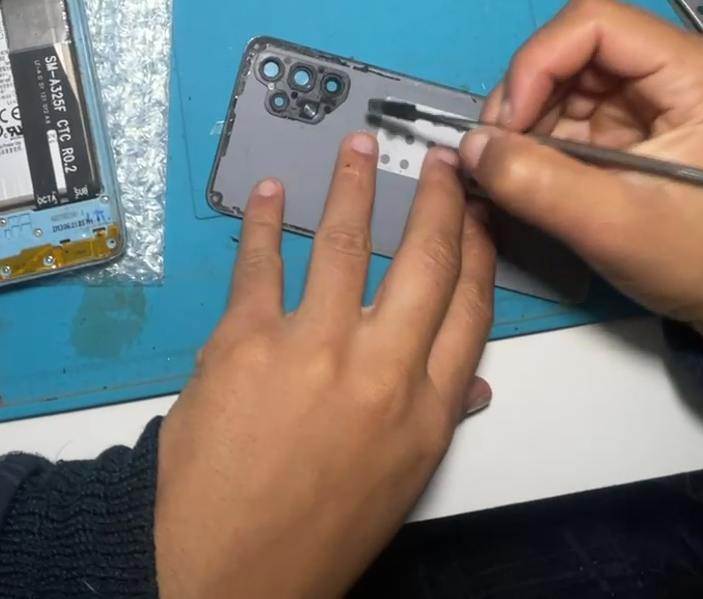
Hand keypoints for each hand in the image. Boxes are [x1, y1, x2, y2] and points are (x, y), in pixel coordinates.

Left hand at [154, 132, 495, 598]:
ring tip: (359, 145)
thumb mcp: (397, 482)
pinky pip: (260, 265)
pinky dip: (260, 221)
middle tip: (439, 159)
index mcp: (428, 410)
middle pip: (425, 262)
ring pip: (343, 244)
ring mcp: (313, 349)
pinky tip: (266, 191)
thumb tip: (474, 378)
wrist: (224, 575)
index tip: (476, 210)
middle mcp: (381, 369)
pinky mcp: (247, 341)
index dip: (478, 248)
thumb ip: (438, 418)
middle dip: (436, 200)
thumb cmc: (319, 530)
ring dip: (353, 186)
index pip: (471, 307)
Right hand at [463, 0, 702, 365]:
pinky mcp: (629, 121)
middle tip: (500, 152)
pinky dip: (536, 136)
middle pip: (570, 46)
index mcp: (693, 74)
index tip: (510, 125)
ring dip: (525, 118)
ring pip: (560, 75)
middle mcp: (671, 68)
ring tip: (514, 168)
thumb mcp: (615, 228)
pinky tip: (533, 172)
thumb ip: (536, 184)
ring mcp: (648, 94)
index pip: (594, 23)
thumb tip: (470, 146)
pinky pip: (565, 107)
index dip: (537, 62)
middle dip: (525, 94)